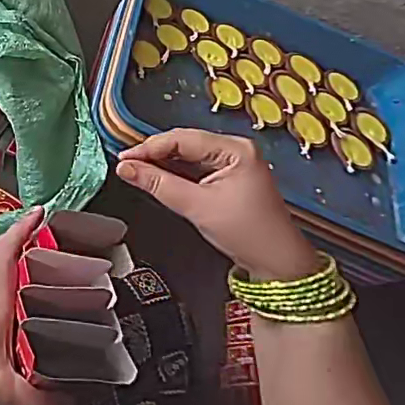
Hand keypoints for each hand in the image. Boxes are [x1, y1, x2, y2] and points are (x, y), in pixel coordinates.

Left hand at [0, 206, 73, 404]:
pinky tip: (7, 292)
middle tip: (48, 236)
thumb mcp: (0, 391)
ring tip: (34, 261)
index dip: (26, 227)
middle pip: (2, 250)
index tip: (42, 212)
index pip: (10, 248)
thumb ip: (39, 403)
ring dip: (11, 255)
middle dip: (26, 238)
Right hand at [116, 128, 320, 279]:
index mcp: (235, 149)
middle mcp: (235, 148)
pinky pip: (194, 166)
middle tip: (127, 165)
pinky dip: (175, 171)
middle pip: (184, 142)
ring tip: (137, 171)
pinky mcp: (228, 174)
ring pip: (187, 154)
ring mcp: (233, 160)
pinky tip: (158, 177)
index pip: (182, 139)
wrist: (279, 265)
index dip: (149, 147)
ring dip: (162, 162)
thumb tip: (126, 168)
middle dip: (154, 153)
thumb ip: (158, 184)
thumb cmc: (248, 234)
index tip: (124, 159)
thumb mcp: (197, 207)